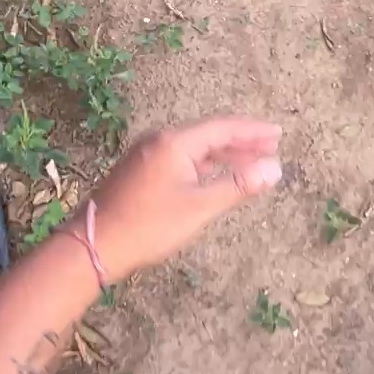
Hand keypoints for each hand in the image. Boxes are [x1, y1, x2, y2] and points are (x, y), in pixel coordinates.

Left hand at [74, 117, 281, 277]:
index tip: (278, 135)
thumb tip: (275, 169)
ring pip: (195, 148)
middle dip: (242, 141)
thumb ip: (238, 185)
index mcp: (175, 144)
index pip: (223, 128)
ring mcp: (147, 155)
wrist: (96, 244)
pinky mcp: (141, 170)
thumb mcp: (200, 207)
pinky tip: (216, 173)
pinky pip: (182, 158)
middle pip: (209, 135)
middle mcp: (159, 141)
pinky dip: (205, 163)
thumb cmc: (149, 226)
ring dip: (225, 153)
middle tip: (271, 145)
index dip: (253, 131)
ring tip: (251, 160)